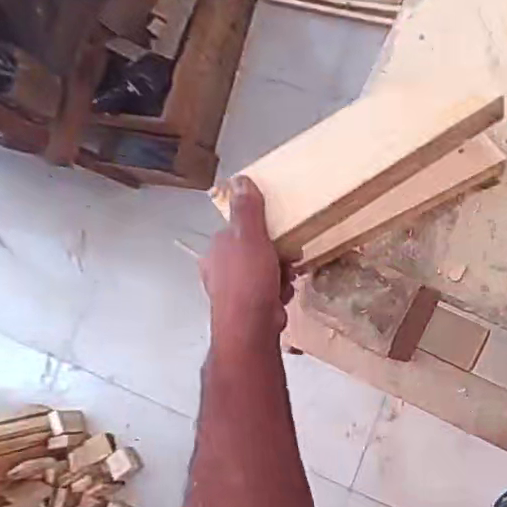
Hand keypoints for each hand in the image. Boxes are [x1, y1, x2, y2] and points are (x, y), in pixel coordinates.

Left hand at [202, 176, 291, 342]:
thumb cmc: (249, 280)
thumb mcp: (250, 236)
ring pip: (262, 273)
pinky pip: (266, 292)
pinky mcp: (246, 309)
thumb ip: (247, 209)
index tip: (280, 236)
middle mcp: (219, 268)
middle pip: (253, 252)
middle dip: (275, 256)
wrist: (250, 327)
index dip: (263, 231)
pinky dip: (277, 292)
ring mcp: (231, 291)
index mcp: (217, 248)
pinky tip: (282, 297)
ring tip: (287, 281)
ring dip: (280, 275)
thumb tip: (240, 179)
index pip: (240, 230)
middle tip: (289, 261)